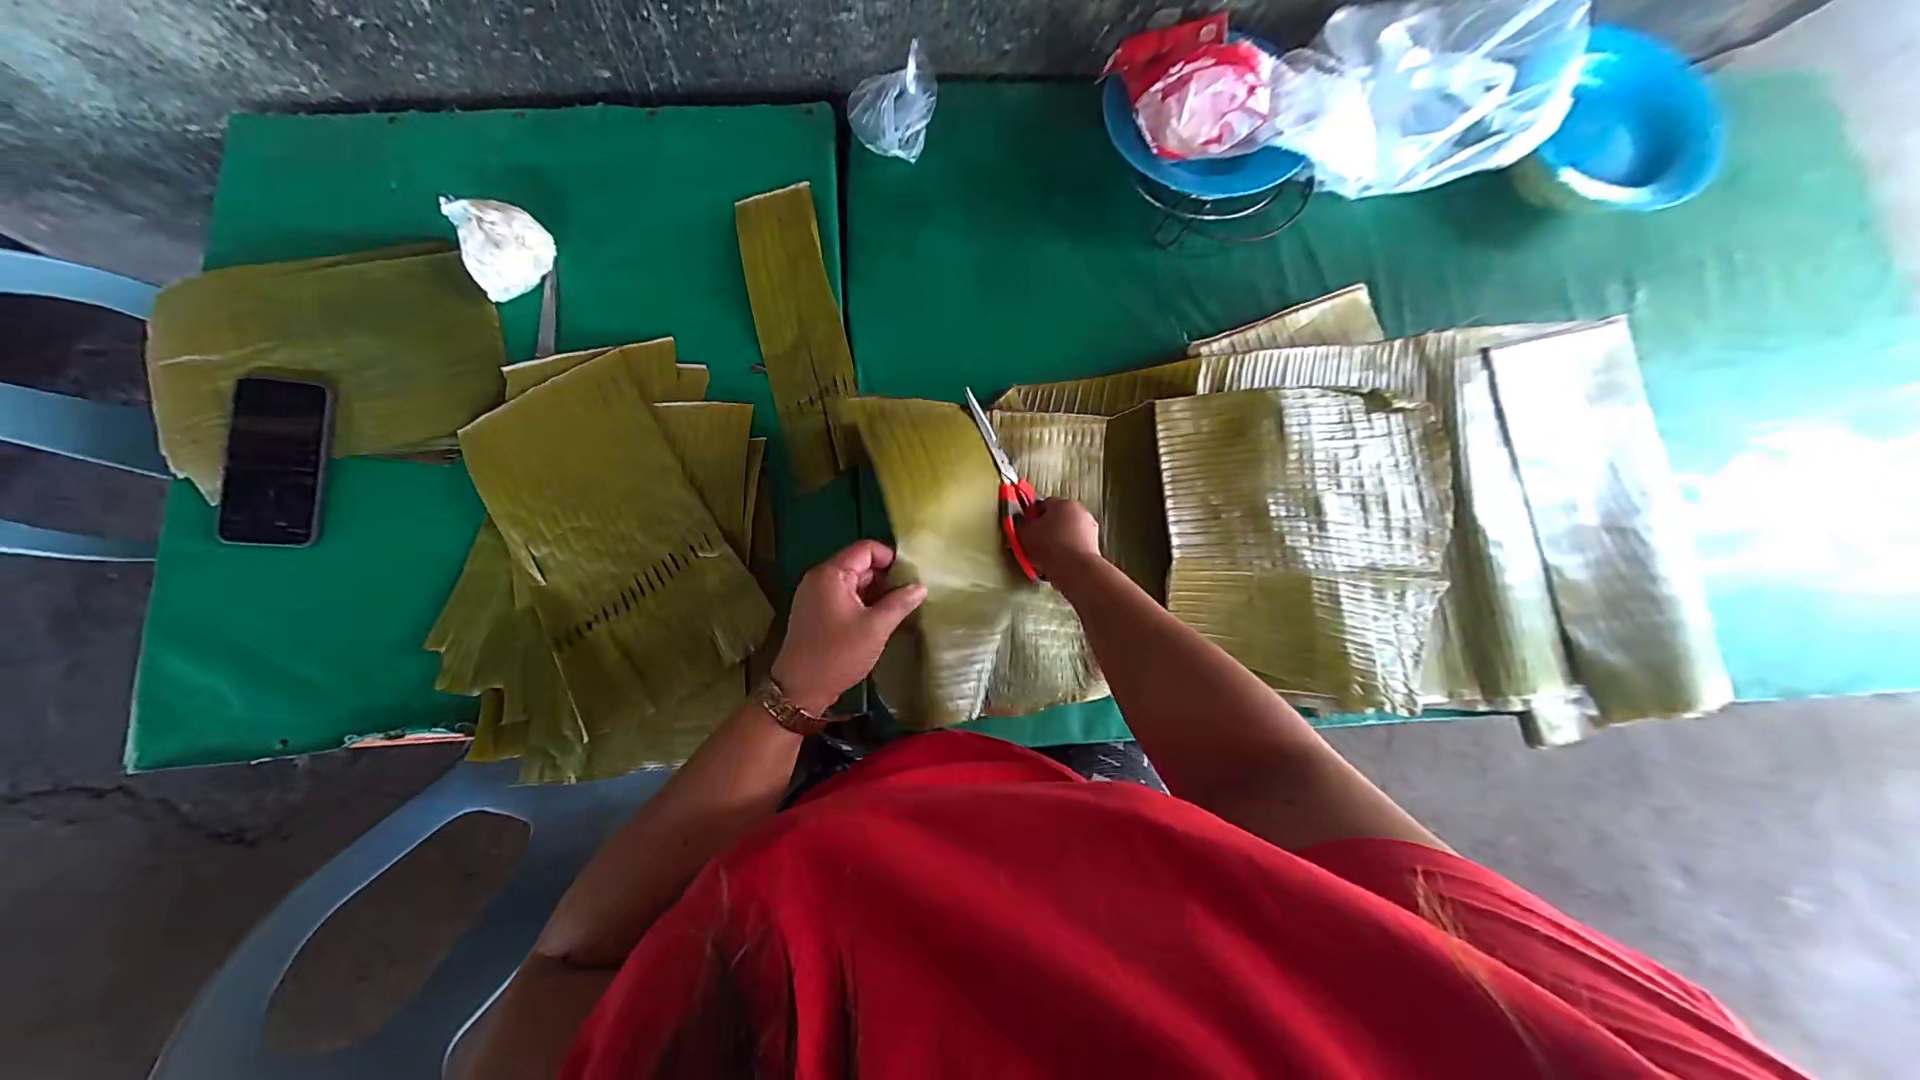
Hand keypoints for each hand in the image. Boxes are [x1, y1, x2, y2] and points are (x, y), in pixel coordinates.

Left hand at [769, 540, 926, 714]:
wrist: (800, 689)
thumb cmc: (838, 654)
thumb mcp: (876, 627)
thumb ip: (900, 602)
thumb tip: (920, 587)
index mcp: (830, 574)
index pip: (865, 549)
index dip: (891, 558)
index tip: (911, 577)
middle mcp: (818, 578)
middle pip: (859, 564)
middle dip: (885, 577)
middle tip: (908, 596)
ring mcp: (814, 595)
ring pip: (852, 582)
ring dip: (875, 592)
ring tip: (897, 609)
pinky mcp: (814, 612)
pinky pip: (843, 596)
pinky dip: (862, 603)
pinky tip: (877, 620)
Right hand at [1014, 498, 1102, 578]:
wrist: (1076, 569)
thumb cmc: (1048, 547)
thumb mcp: (1024, 533)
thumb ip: (1020, 523)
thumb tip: (1021, 520)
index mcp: (1062, 503)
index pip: (1043, 504)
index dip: (1032, 516)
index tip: (1026, 529)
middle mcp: (1079, 510)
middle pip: (1058, 517)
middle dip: (1047, 528)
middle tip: (1035, 543)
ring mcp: (1090, 527)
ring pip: (1068, 531)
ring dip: (1059, 539)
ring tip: (1047, 555)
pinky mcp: (1095, 544)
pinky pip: (1076, 544)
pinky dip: (1068, 550)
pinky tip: (1059, 562)